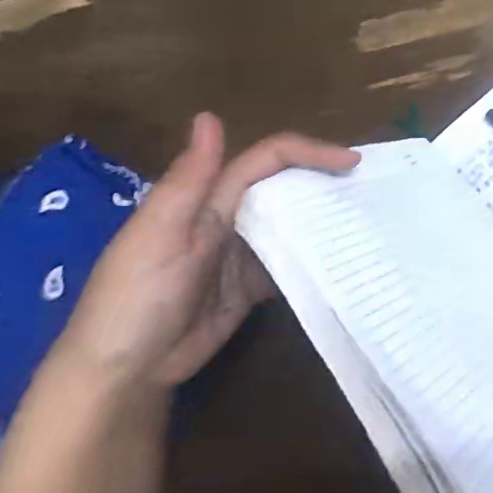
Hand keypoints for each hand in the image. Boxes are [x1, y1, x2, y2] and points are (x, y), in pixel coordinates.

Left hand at [51, 112, 358, 391]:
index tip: (352, 162)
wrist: (119, 377)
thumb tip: (209, 115)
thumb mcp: (158, 236)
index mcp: (209, 199)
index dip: (309, 152)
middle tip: (372, 187)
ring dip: (326, 218)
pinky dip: (315, 257)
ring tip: (370, 219)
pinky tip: (344, 259)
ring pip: (294, 222)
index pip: (268, 160)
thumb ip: (189, 181)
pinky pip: (291, 262)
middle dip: (326, 180)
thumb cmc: (133, 300)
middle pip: (287, 186)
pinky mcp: (251, 287)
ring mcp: (243, 254)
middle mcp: (230, 218)